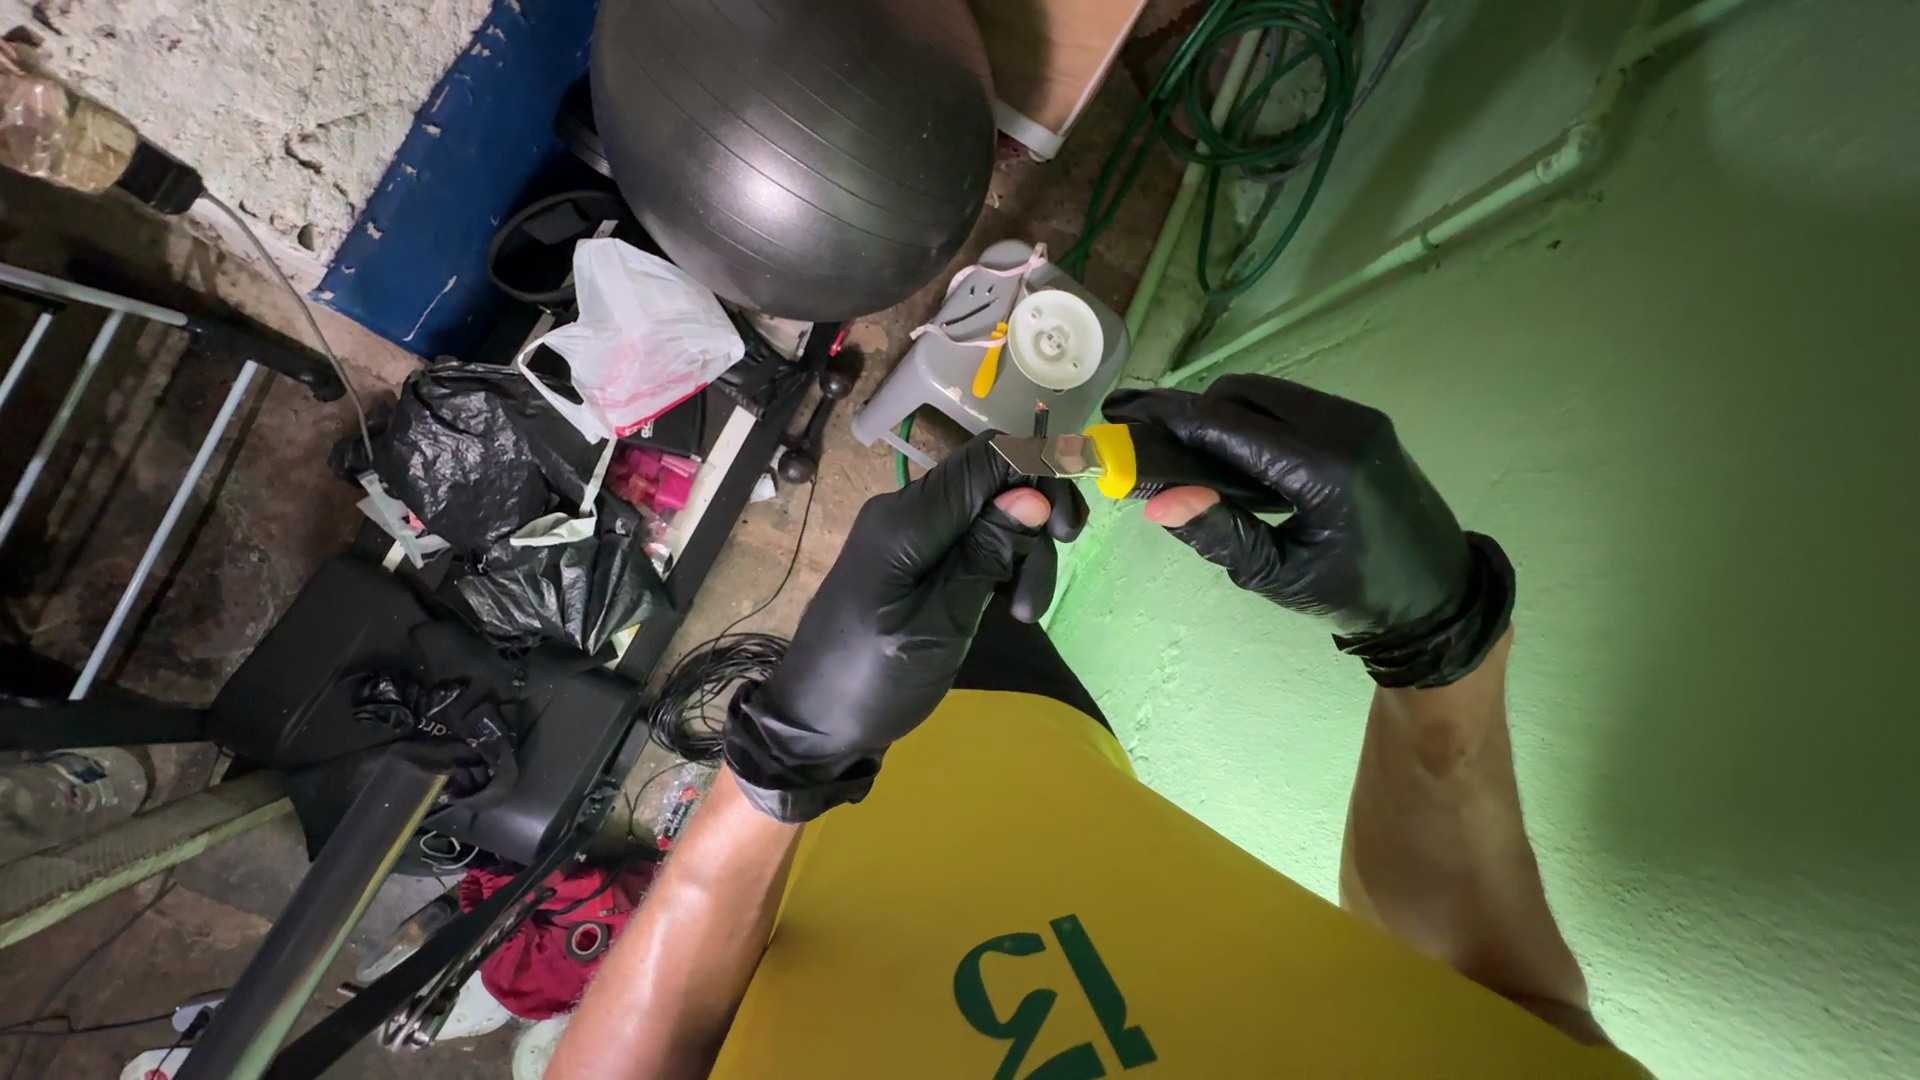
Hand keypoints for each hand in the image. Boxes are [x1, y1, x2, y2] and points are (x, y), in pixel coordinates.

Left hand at [724, 435, 1086, 821]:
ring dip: (1021, 554)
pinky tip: (1007, 605)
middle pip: (993, 483)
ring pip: (989, 513)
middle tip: (1049, 576)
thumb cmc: (874, 681)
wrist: (817, 721)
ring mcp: (910, 534)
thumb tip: (1032, 493)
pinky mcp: (915, 558)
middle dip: (1034, 523)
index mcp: (906, 520)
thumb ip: (985, 555)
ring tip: (1023, 614)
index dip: (1038, 472)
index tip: (1065, 531)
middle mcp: (907, 511)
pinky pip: (971, 540)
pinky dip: (1000, 565)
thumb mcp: (939, 625)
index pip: (986, 458)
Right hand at [1103, 375, 1512, 687]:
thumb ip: (1217, 532)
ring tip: (1187, 450)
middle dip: (1190, 412)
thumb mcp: (1277, 575)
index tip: (1123, 413)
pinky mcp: (1361, 421)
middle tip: (1152, 441)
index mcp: (1322, 467)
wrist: (1439, 592)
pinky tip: (1234, 454)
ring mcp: (1356, 417)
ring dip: (1220, 413)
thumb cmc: (1353, 593)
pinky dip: (1251, 419)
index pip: (1226, 424)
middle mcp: (1342, 425)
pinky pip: (1289, 405)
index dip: (1168, 417)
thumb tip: (1157, 501)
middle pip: (1242, 393)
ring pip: (1265, 393)